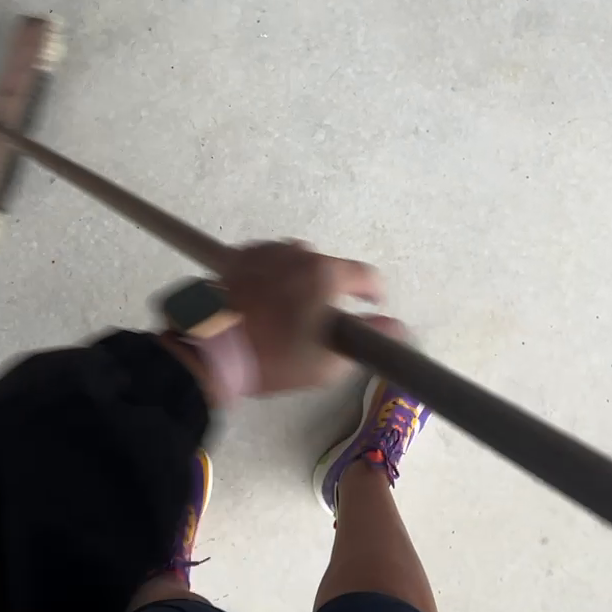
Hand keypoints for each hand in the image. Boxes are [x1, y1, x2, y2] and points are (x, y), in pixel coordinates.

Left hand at [218, 239, 401, 394]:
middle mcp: (298, 253)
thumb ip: (369, 338)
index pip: (366, 275)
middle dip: (330, 288)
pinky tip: (264, 299)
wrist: (212, 347)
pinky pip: (268, 260)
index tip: (372, 305)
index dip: (374, 292)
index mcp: (325, 273)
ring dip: (300, 279)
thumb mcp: (329, 361)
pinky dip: (273, 274)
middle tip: (319, 319)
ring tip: (288, 310)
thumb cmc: (276, 356)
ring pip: (296, 261)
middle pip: (328, 266)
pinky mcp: (240, 256)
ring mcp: (266, 250)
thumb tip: (399, 326)